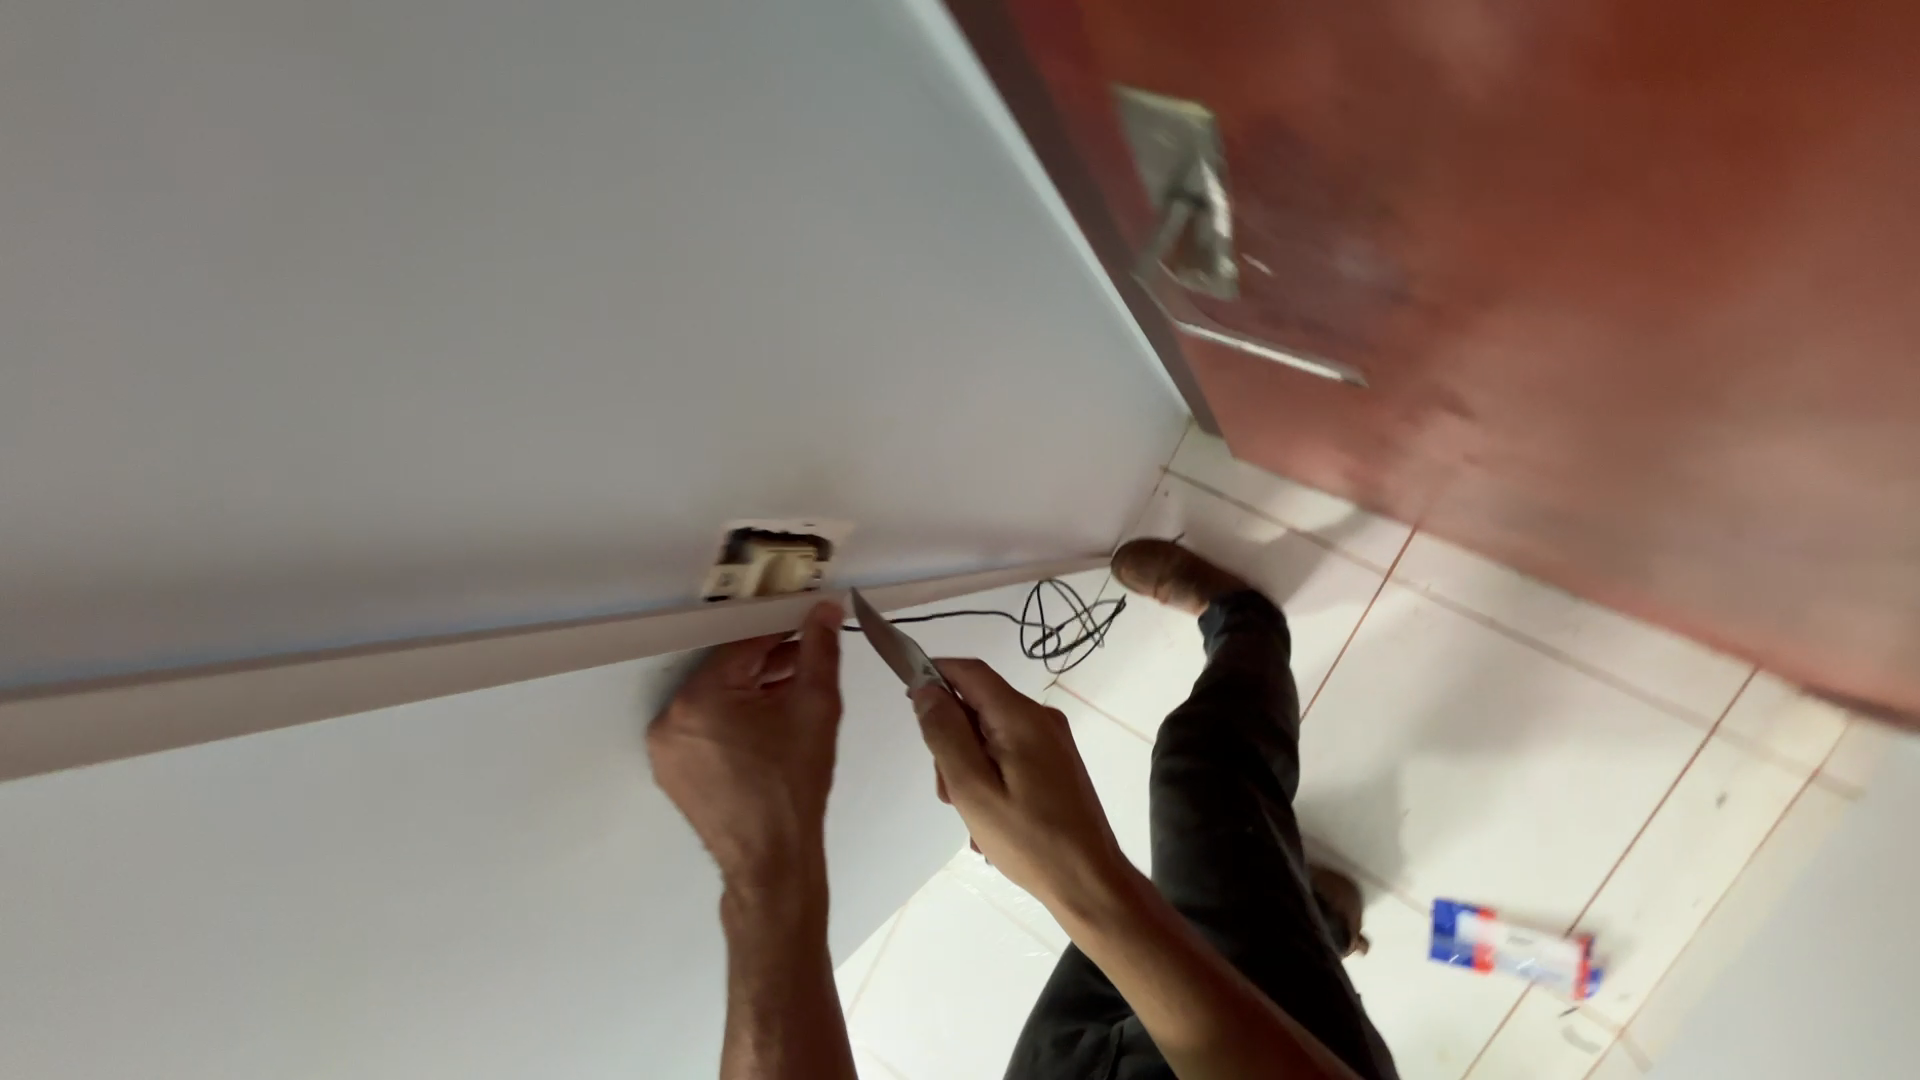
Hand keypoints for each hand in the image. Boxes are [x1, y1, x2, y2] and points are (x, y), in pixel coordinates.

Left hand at [649, 601, 843, 889]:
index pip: (744, 645)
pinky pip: (706, 727)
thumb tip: (825, 610)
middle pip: (728, 672)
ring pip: (717, 699)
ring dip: (754, 691)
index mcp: (699, 698)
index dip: (781, 633)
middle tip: (809, 662)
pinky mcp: (673, 770)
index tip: (809, 626)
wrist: (773, 861)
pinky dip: (736, 719)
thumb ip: (820, 650)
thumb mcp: (816, 707)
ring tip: (795, 694)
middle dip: (770, 664)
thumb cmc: (795, 783)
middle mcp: (670, 719)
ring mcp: (666, 748)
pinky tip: (771, 723)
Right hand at [912, 660, 1128, 913]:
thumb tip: (926, 690)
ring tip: (971, 813)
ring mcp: (1051, 740)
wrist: (1089, 882)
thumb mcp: (972, 788)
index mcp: (1021, 717)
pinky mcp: (1056, 762)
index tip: (909, 700)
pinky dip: (990, 775)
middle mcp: (1040, 718)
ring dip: (969, 764)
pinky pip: (1009, 753)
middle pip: (978, 705)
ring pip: (990, 732)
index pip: (970, 672)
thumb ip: (945, 734)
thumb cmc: (1028, 839)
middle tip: (948, 790)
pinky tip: (990, 816)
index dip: (935, 674)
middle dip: (952, 739)